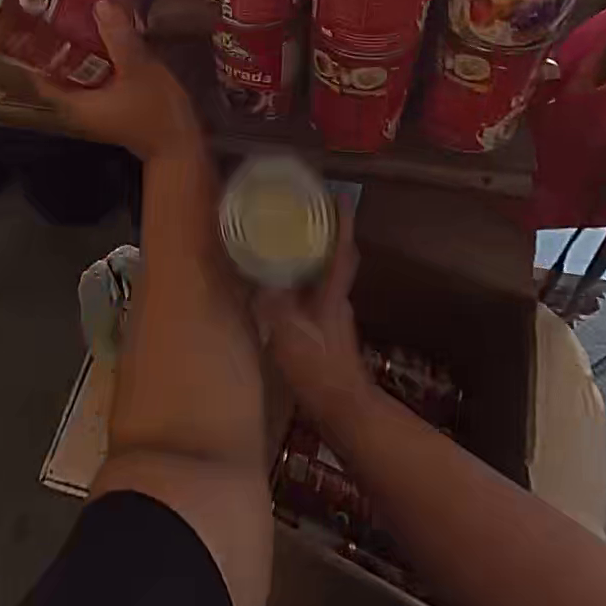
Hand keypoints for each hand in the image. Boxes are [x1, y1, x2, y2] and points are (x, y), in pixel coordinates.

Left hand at [34, 0, 200, 161]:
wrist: (181, 148)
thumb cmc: (156, 112)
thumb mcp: (138, 69)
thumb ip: (119, 38)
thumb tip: (100, 4)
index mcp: (74, 103)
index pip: (39, 75)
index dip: (36, 48)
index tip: (40, 20)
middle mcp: (79, 109)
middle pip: (59, 73)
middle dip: (63, 45)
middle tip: (67, 13)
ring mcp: (97, 112)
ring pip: (80, 77)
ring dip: (84, 54)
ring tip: (90, 22)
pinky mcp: (114, 111)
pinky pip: (97, 83)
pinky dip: (101, 65)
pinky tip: (113, 46)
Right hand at [252, 195, 373, 422]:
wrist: (344, 409)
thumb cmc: (319, 371)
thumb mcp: (290, 337)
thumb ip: (275, 306)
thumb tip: (261, 278)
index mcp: (332, 296)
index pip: (342, 252)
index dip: (343, 223)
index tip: (340, 197)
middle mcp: (337, 300)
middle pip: (337, 259)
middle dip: (328, 234)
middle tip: (307, 214)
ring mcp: (334, 316)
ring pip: (325, 277)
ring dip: (313, 258)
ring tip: (288, 243)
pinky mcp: (327, 331)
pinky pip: (315, 295)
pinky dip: (302, 284)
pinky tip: (282, 289)